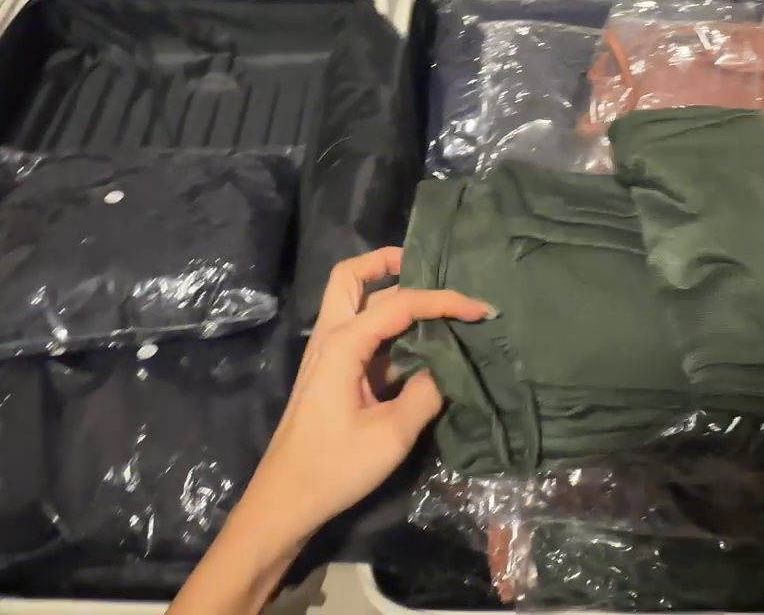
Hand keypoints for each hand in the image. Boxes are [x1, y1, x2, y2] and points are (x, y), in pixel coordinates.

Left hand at [170, 248, 492, 614]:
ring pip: (353, 299)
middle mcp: (331, 336)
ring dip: (387, 291)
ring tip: (431, 302)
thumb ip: (424, 395)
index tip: (478, 309)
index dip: (443, 301)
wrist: (285, 501)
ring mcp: (328, 352)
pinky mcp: (333, 371)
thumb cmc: (333, 467)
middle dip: (386, 262)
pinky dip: (387, 323)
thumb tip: (445, 369)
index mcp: (344, 343)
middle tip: (428, 267)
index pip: (400, 303)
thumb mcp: (390, 436)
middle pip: (351, 276)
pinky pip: (361, 329)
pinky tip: (417, 340)